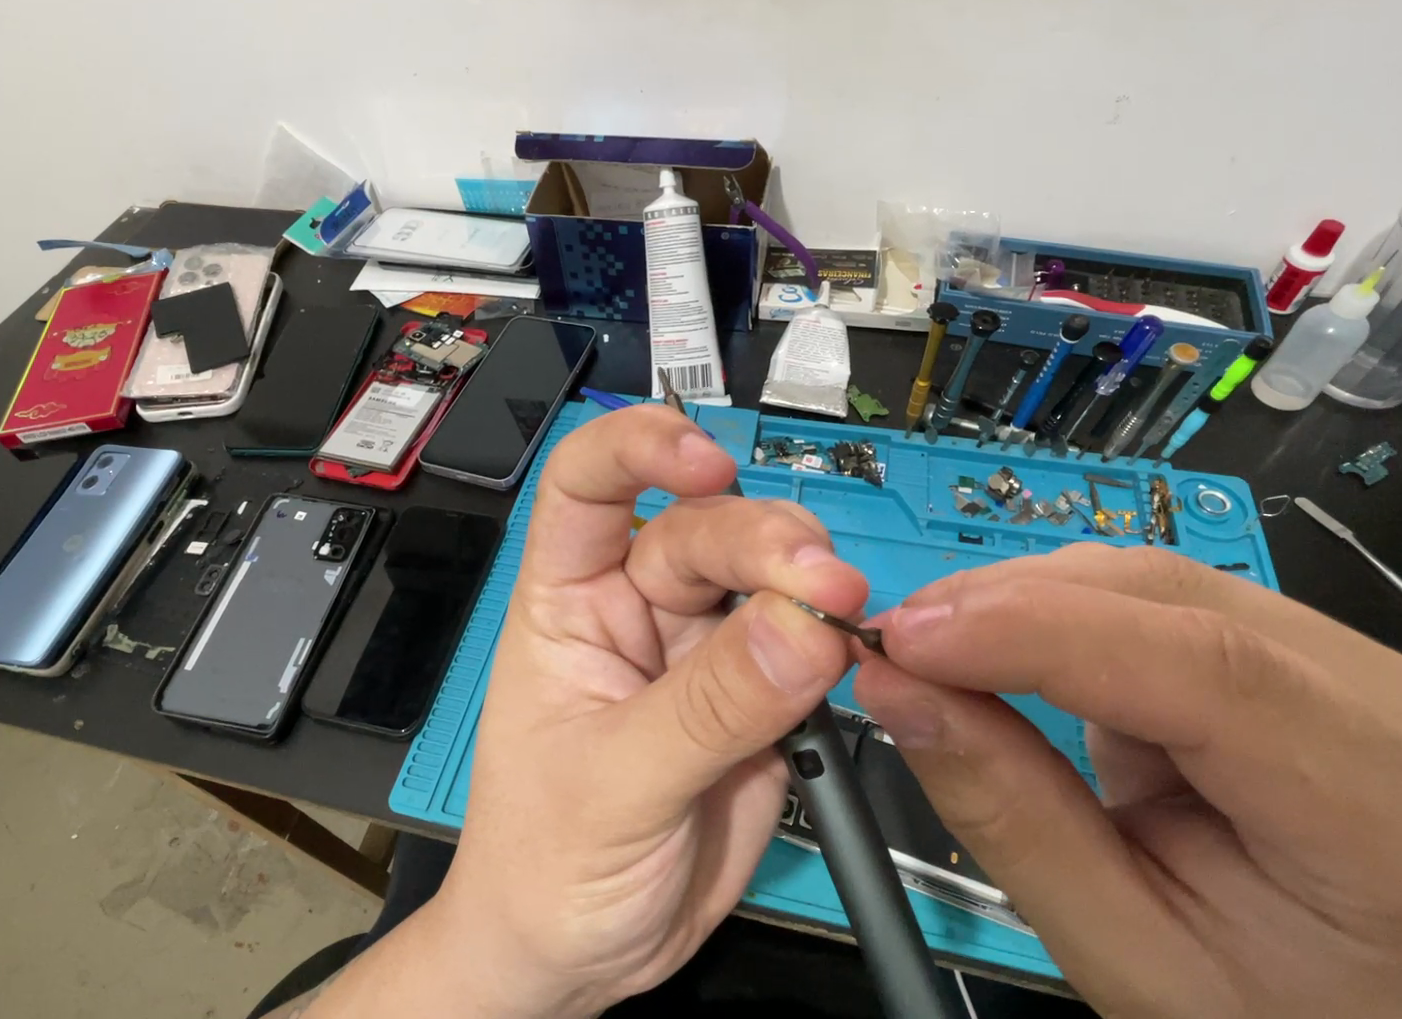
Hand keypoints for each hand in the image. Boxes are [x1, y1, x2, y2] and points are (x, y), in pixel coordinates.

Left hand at [429, 405, 869, 1015]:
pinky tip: (854, 652)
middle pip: (702, 528)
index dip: (640, 449)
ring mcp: (703, 649)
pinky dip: (836, 642)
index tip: (703, 462)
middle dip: (762, 540)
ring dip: (807, 580)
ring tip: (843, 614)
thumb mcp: (612, 785)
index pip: (587, 484)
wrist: (583, 952)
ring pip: (763, 574)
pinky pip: (805, 644)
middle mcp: (637, 606)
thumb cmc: (546, 864)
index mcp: (567, 603)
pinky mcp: (759, 696)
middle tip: (821, 583)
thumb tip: (797, 625)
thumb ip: (706, 708)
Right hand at [855, 543, 1401, 1018]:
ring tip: (937, 648)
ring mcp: (1377, 670)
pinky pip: (1163, 598)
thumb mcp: (1120, 951)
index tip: (904, 638)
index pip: (1218, 677)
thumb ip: (1009, 815)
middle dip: (1012, 606)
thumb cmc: (1253, 1015)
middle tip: (894, 641)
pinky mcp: (1316, 652)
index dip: (1042, 634)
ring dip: (1027, 601)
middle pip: (1182, 606)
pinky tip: (1009, 650)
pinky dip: (1062, 612)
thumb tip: (895, 686)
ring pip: (1163, 582)